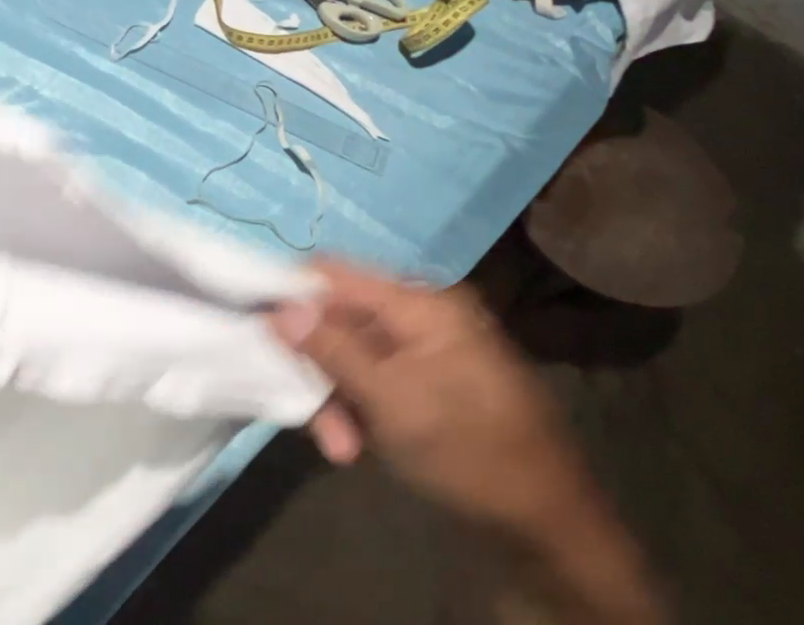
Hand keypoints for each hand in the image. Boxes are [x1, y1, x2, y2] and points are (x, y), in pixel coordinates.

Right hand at [272, 259, 594, 536]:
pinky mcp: (419, 385)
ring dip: (330, 398)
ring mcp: (421, 353)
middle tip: (304, 413)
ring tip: (339, 447)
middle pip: (335, 319)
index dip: (288, 294)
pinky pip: (366, 380)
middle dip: (314, 365)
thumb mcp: (392, 398)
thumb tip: (275, 308)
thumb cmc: (470, 453)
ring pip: (345, 355)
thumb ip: (331, 348)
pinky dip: (352, 410)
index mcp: (421, 305)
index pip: (332, 274)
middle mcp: (419, 318)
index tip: (257, 330)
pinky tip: (352, 447)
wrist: (546, 529)